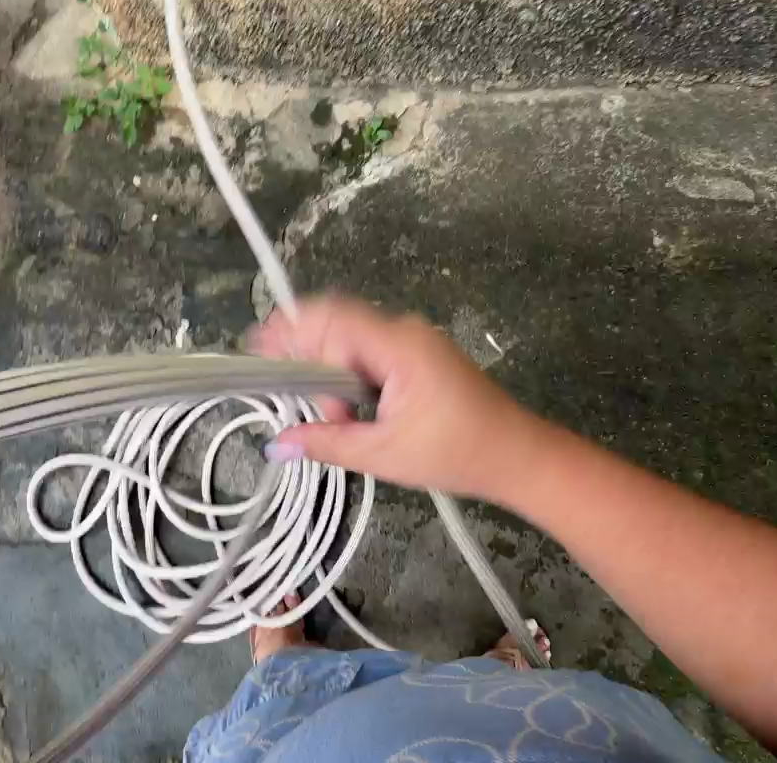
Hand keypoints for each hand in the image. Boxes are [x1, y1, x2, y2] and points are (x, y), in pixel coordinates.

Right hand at [248, 296, 556, 502]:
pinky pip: (369, 345)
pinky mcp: (418, 352)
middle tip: (276, 380)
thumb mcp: (384, 455)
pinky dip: (346, 366)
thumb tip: (277, 444)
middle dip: (303, 347)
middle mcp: (405, 329)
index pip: (332, 322)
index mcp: (399, 346)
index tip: (258, 358)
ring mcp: (414, 337)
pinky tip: (340, 399)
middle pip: (337, 320)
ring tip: (312, 400)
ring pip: (351, 333)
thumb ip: (328, 444)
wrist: (518, 455)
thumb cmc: (456, 453)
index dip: (293, 337)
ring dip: (326, 362)